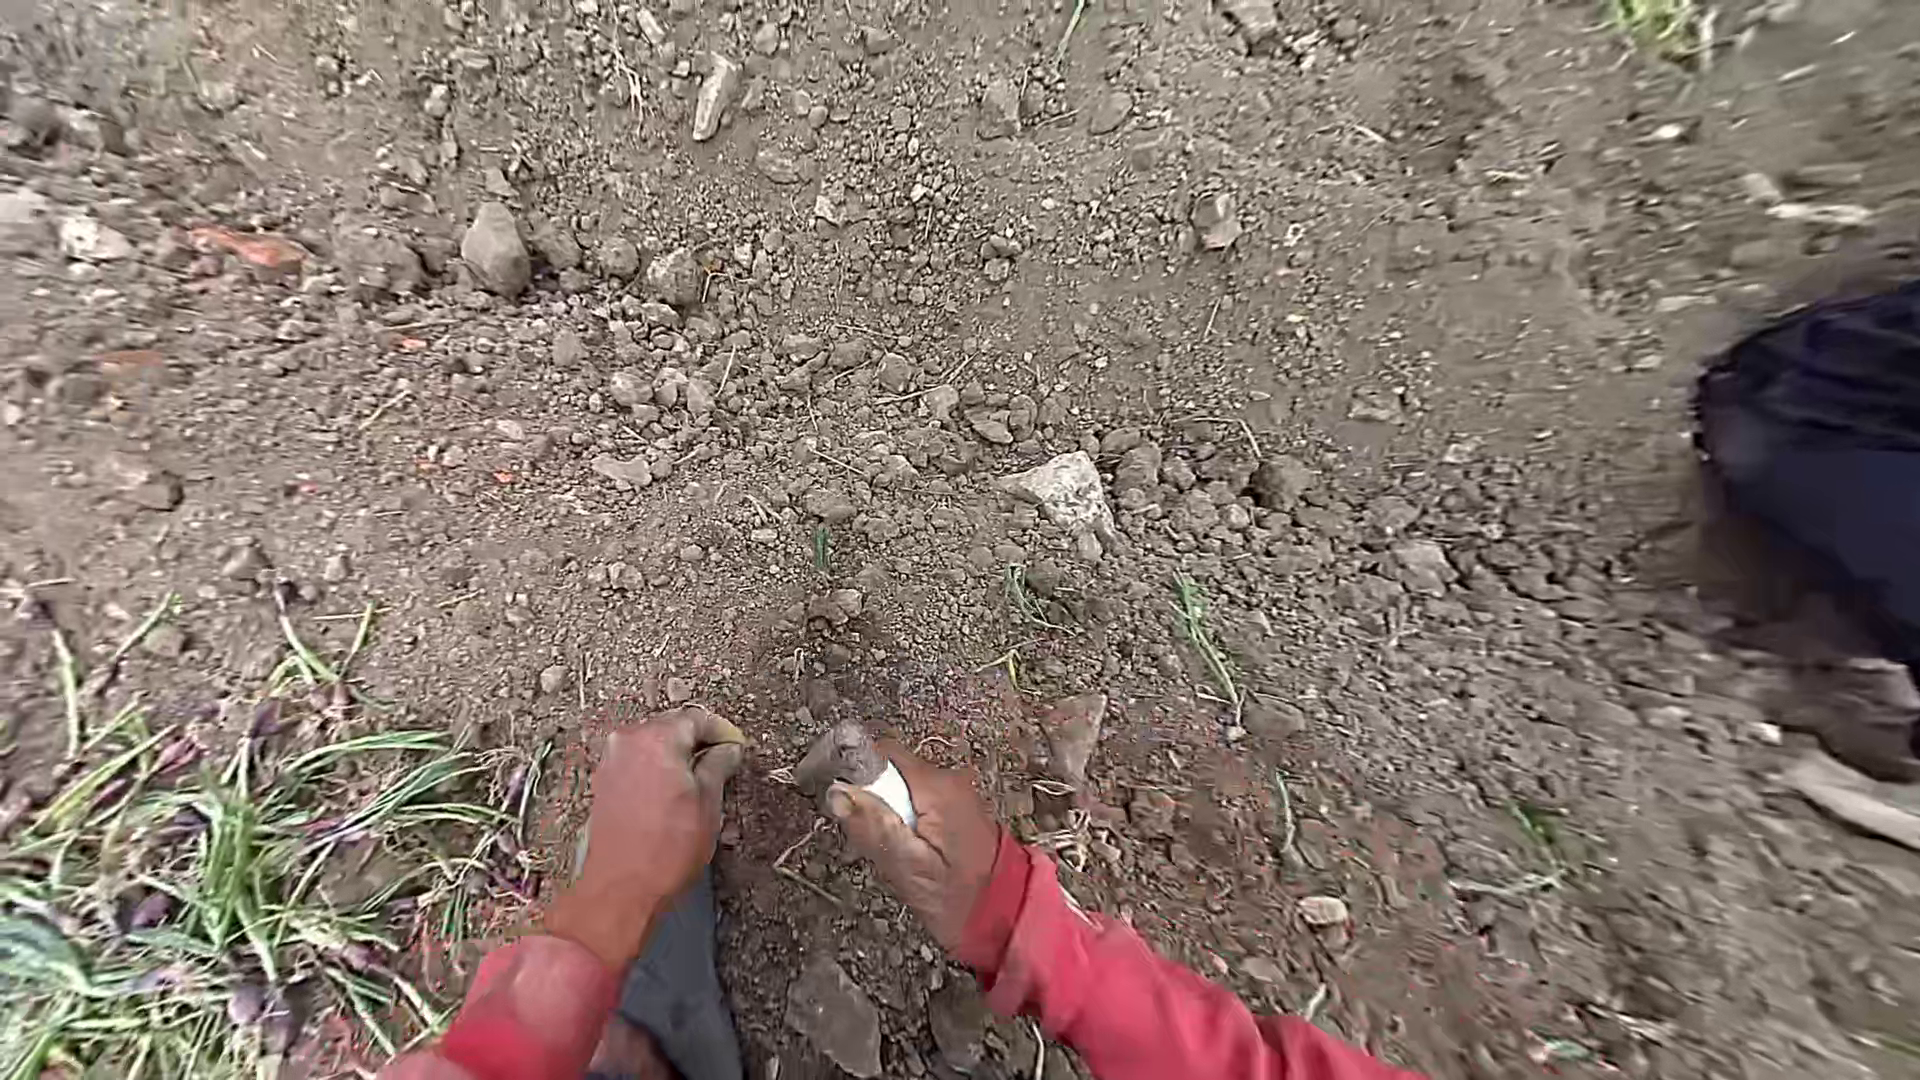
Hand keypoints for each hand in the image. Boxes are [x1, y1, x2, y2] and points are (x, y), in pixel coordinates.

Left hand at [545, 707, 745, 968]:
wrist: (619, 894)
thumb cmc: (668, 846)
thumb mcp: (708, 800)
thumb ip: (719, 763)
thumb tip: (728, 749)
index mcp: (656, 739)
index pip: (697, 718)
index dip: (722, 731)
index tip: (737, 748)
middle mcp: (627, 742)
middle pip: (673, 727)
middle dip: (700, 740)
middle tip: (725, 760)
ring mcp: (611, 763)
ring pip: (655, 744)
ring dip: (679, 755)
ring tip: (702, 778)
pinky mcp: (603, 785)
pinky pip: (639, 761)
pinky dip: (660, 767)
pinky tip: (675, 790)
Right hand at [826, 741, 999, 951]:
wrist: (1007, 916)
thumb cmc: (959, 898)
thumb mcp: (909, 867)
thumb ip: (874, 827)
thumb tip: (839, 794)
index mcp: (936, 787)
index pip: (884, 753)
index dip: (857, 771)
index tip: (842, 800)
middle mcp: (948, 779)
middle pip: (892, 771)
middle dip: (873, 801)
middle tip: (873, 842)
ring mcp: (955, 791)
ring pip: (903, 788)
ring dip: (889, 814)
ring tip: (894, 854)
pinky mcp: (956, 806)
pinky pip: (919, 801)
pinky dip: (907, 821)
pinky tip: (911, 853)